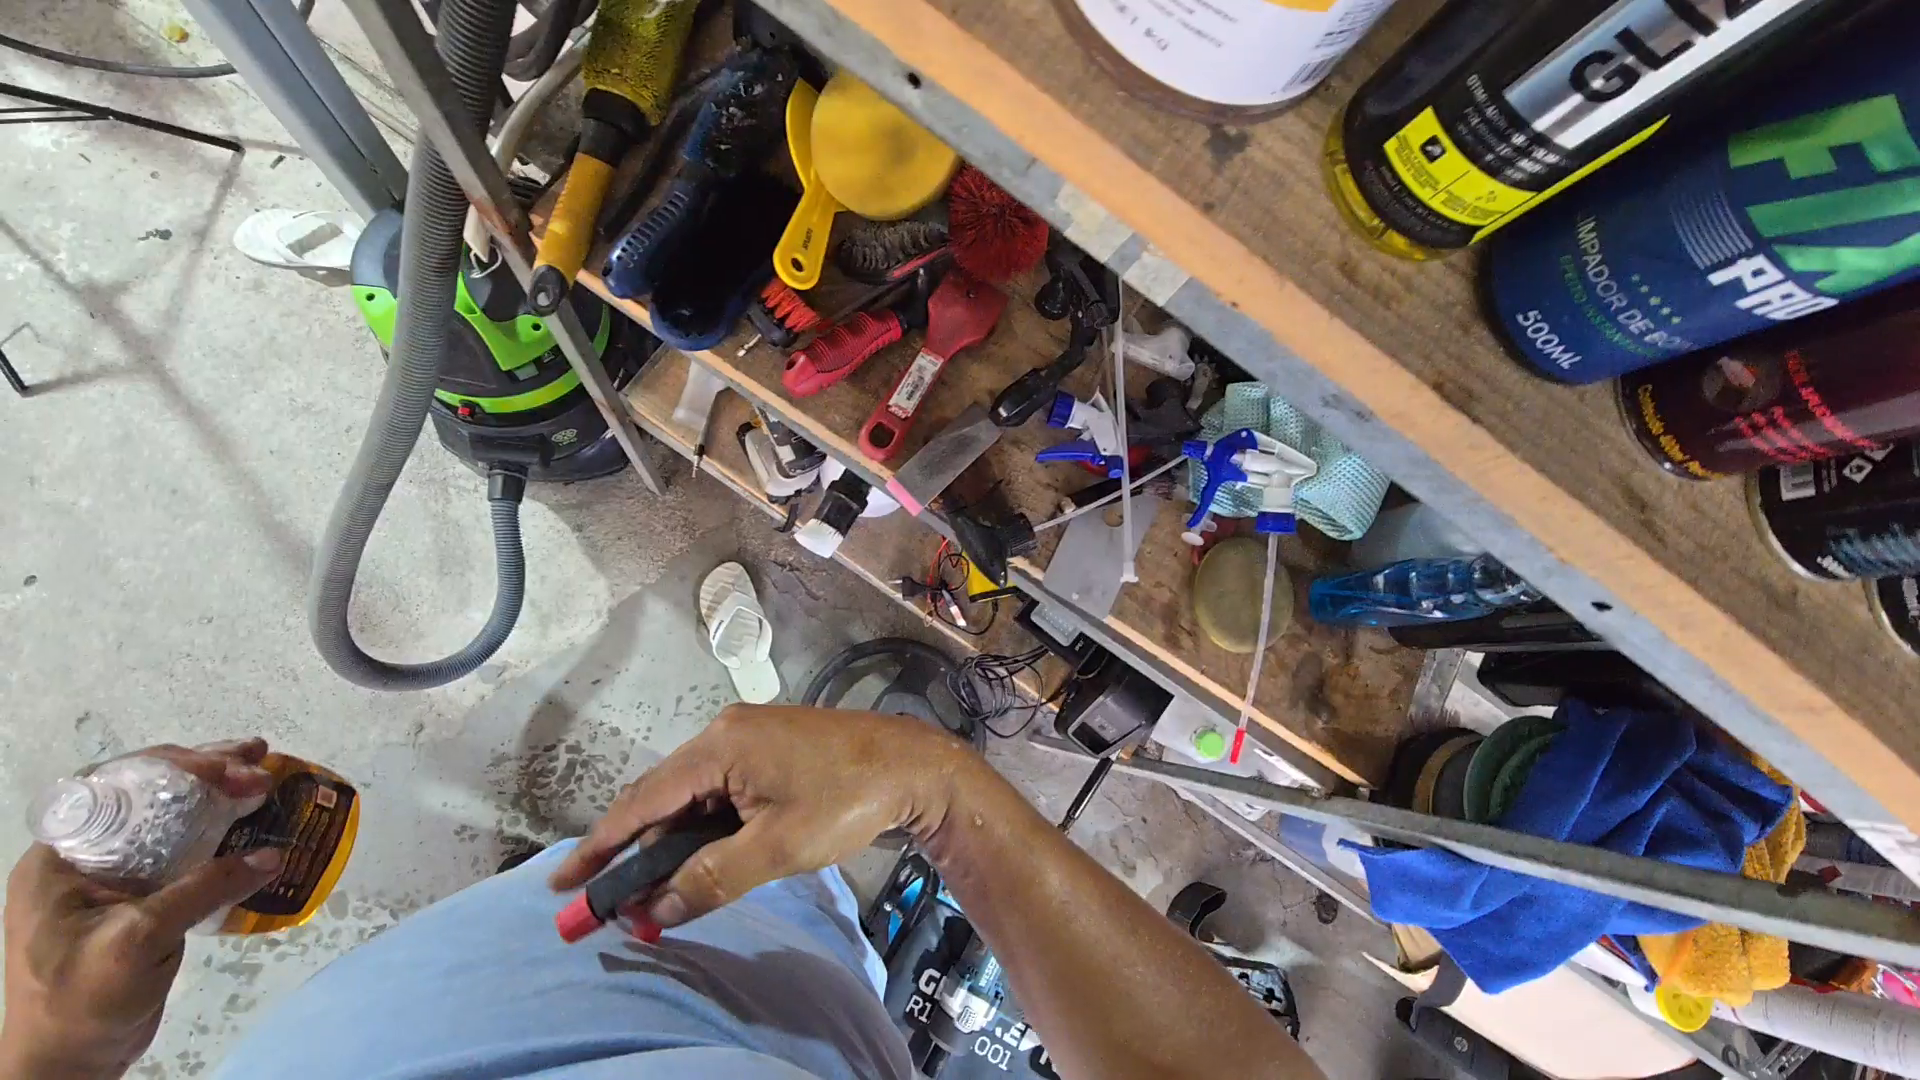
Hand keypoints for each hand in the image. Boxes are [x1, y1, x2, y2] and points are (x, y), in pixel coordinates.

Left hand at [0, 740, 286, 1078]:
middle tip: (260, 758)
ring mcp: (118, 875)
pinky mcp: (149, 892)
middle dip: (207, 768)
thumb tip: (273, 855)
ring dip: (222, 790)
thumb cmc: (82, 999)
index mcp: (63, 861)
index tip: (230, 770)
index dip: (175, 767)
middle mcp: (88, 858)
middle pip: (149, 791)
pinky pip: (191, 843)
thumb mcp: (138, 941)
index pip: (117, 786)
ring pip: (173, 812)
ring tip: (267, 773)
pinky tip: (258, 818)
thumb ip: (202, 891)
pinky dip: (228, 824)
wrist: (70, 1059)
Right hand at [550, 705, 987, 929]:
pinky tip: (706, 857)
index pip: (642, 801)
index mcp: (719, 745)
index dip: (600, 846)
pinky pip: (721, 789)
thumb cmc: (846, 801)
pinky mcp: (770, 747)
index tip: (563, 885)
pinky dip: (708, 826)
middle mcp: (726, 731)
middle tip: (619, 904)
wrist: (914, 765)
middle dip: (640, 851)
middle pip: (665, 797)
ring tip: (661, 890)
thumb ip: (708, 878)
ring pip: (694, 795)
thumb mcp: (776, 849)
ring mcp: (750, 735)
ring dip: (677, 842)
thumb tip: (653, 908)